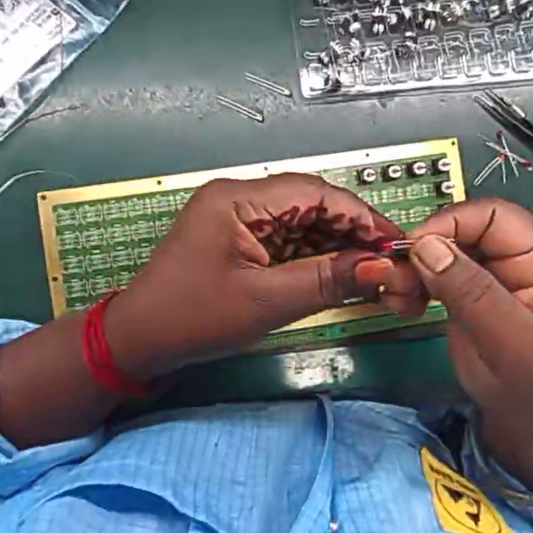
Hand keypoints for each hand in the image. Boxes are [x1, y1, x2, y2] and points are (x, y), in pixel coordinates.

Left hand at [104, 174, 403, 375]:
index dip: (359, 215)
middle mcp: (236, 200)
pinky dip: (311, 257)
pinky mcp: (236, 242)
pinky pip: (284, 241)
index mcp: (236, 199)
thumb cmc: (189, 317)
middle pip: (308, 204)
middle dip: (350, 232)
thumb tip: (378, 266)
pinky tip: (337, 275)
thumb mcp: (265, 300)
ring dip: (333, 246)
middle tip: (386, 261)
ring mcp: (235, 220)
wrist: (140, 341)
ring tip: (368, 272)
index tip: (392, 242)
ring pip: (299, 224)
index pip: (313, 192)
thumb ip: (325, 280)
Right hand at [396, 199, 532, 501]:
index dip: (450, 224)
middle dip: (425, 249)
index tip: (413, 251)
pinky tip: (403, 303)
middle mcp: (523, 261)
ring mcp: (496, 279)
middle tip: (397, 280)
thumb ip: (470, 290)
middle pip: (464, 230)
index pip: (494, 216)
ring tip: (397, 297)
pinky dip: (414, 282)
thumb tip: (425, 244)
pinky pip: (436, 273)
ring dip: (414, 267)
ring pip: (443, 249)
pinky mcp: (471, 295)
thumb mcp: (508, 341)